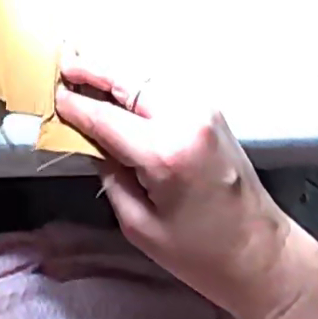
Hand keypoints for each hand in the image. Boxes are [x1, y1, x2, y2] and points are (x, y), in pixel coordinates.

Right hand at [53, 51, 317, 318]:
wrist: (263, 254)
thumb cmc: (200, 253)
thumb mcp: (139, 224)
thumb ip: (109, 173)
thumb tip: (87, 138)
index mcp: (165, 152)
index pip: (105, 116)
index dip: (75, 105)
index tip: (54, 96)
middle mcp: (184, 118)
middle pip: (127, 79)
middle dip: (92, 69)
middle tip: (64, 64)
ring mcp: (201, 107)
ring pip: (145, 73)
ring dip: (114, 69)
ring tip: (84, 67)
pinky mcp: (209, 107)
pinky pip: (163, 82)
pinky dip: (136, 79)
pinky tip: (118, 83)